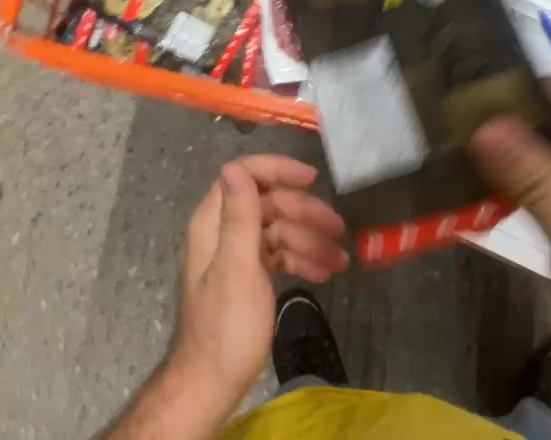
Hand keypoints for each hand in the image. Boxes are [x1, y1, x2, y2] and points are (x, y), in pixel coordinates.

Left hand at [163, 156, 348, 417]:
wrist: (210, 384)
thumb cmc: (226, 326)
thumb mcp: (237, 268)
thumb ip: (238, 216)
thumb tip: (234, 165)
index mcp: (212, 222)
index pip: (244, 176)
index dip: (277, 170)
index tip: (312, 178)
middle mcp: (221, 232)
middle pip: (266, 203)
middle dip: (303, 212)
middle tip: (338, 227)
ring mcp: (234, 255)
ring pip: (275, 231)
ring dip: (308, 240)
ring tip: (340, 260)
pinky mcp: (246, 277)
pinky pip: (276, 256)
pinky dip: (299, 260)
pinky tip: (323, 274)